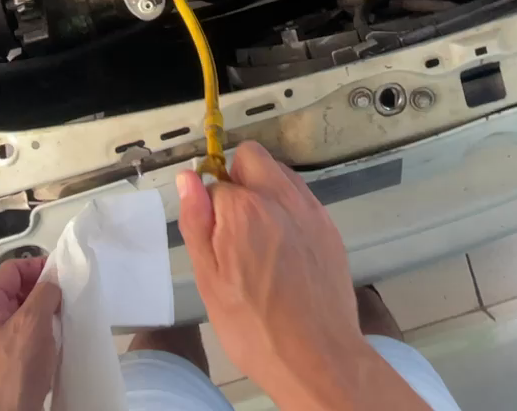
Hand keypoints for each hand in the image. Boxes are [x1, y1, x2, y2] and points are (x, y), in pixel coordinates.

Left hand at [0, 256, 60, 410]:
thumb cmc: (12, 375)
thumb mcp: (32, 324)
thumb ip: (44, 293)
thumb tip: (51, 280)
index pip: (11, 270)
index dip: (37, 266)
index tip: (62, 276)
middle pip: (14, 294)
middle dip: (41, 295)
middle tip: (64, 303)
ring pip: (17, 322)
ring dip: (40, 321)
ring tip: (59, 329)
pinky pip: (16, 347)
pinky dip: (34, 344)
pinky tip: (48, 355)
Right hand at [177, 142, 425, 410]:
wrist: (318, 358)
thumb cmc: (254, 326)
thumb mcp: (209, 280)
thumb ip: (196, 221)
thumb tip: (188, 177)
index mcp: (243, 208)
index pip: (215, 181)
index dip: (210, 206)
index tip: (215, 236)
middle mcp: (279, 196)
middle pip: (251, 157)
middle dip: (238, 178)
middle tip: (235, 226)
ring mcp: (308, 207)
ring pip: (279, 172)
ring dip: (265, 190)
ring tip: (261, 239)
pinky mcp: (328, 223)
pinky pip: (301, 196)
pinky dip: (289, 208)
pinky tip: (285, 248)